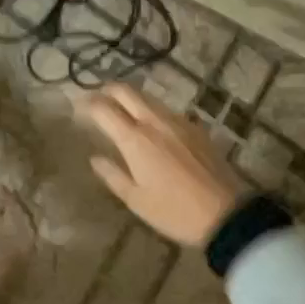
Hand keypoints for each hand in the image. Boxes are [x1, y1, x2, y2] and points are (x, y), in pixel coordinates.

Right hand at [76, 83, 243, 247]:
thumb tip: (95, 157)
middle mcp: (154, 121)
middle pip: (126, 91)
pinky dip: (151, 109)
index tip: (78, 107)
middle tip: (97, 98)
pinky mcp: (196, 126)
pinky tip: (152, 125)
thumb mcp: (137, 200)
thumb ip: (113, 175)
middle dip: (107, 90)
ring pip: (148, 97)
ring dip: (131, 97)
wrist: (226, 213)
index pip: (104, 109)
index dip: (87, 104)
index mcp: (135, 139)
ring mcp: (178, 120)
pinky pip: (166, 109)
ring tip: (122, 109)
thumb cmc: (175, 212)